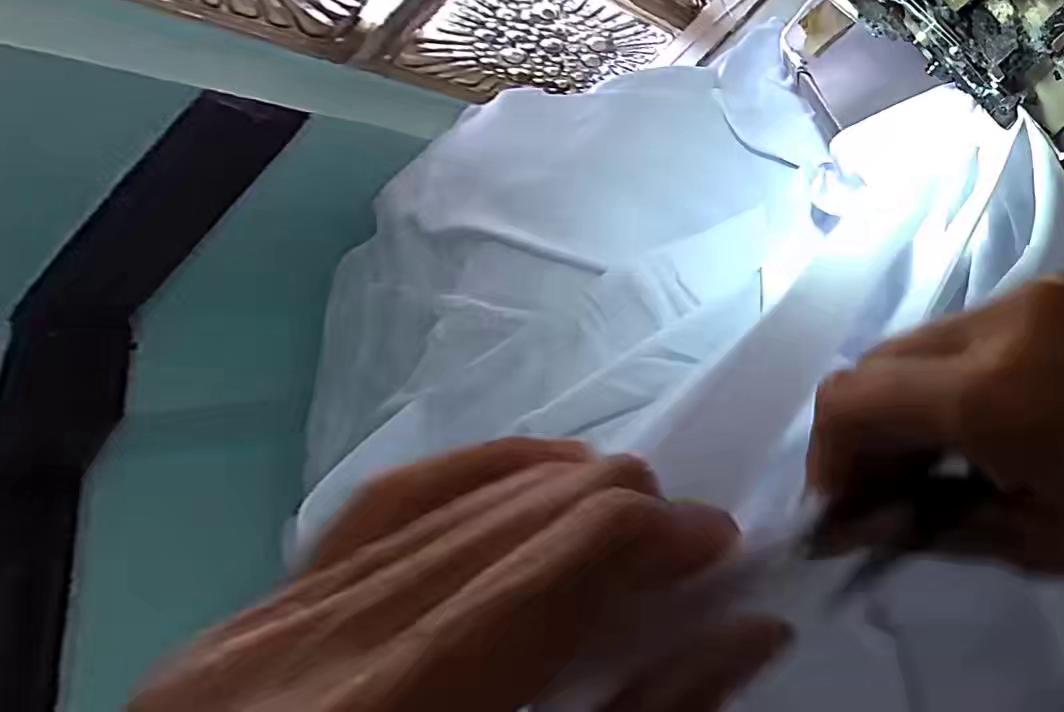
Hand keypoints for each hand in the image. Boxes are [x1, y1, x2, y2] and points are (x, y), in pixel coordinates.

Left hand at [132, 439, 788, 711]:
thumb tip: (756, 629)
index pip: (569, 550)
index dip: (667, 531)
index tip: (721, 549)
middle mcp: (308, 647)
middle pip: (539, 502)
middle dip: (637, 512)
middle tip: (675, 562)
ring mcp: (262, 621)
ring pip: (480, 486)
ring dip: (579, 493)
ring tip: (621, 532)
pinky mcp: (252, 611)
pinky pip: (401, 495)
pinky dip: (493, 472)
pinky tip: (545, 482)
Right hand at [808, 278, 1063, 579]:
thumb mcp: (1037, 540)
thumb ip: (927, 522)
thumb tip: (850, 519)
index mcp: (994, 391)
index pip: (854, 396)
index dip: (828, 451)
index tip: (840, 502)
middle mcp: (1001, 319)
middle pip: (880, 358)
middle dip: (864, 426)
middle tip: (883, 488)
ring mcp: (1030, 292)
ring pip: (924, 339)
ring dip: (908, 396)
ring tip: (935, 455)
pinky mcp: (1053, 285)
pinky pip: (970, 327)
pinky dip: (951, 372)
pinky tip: (982, 414)